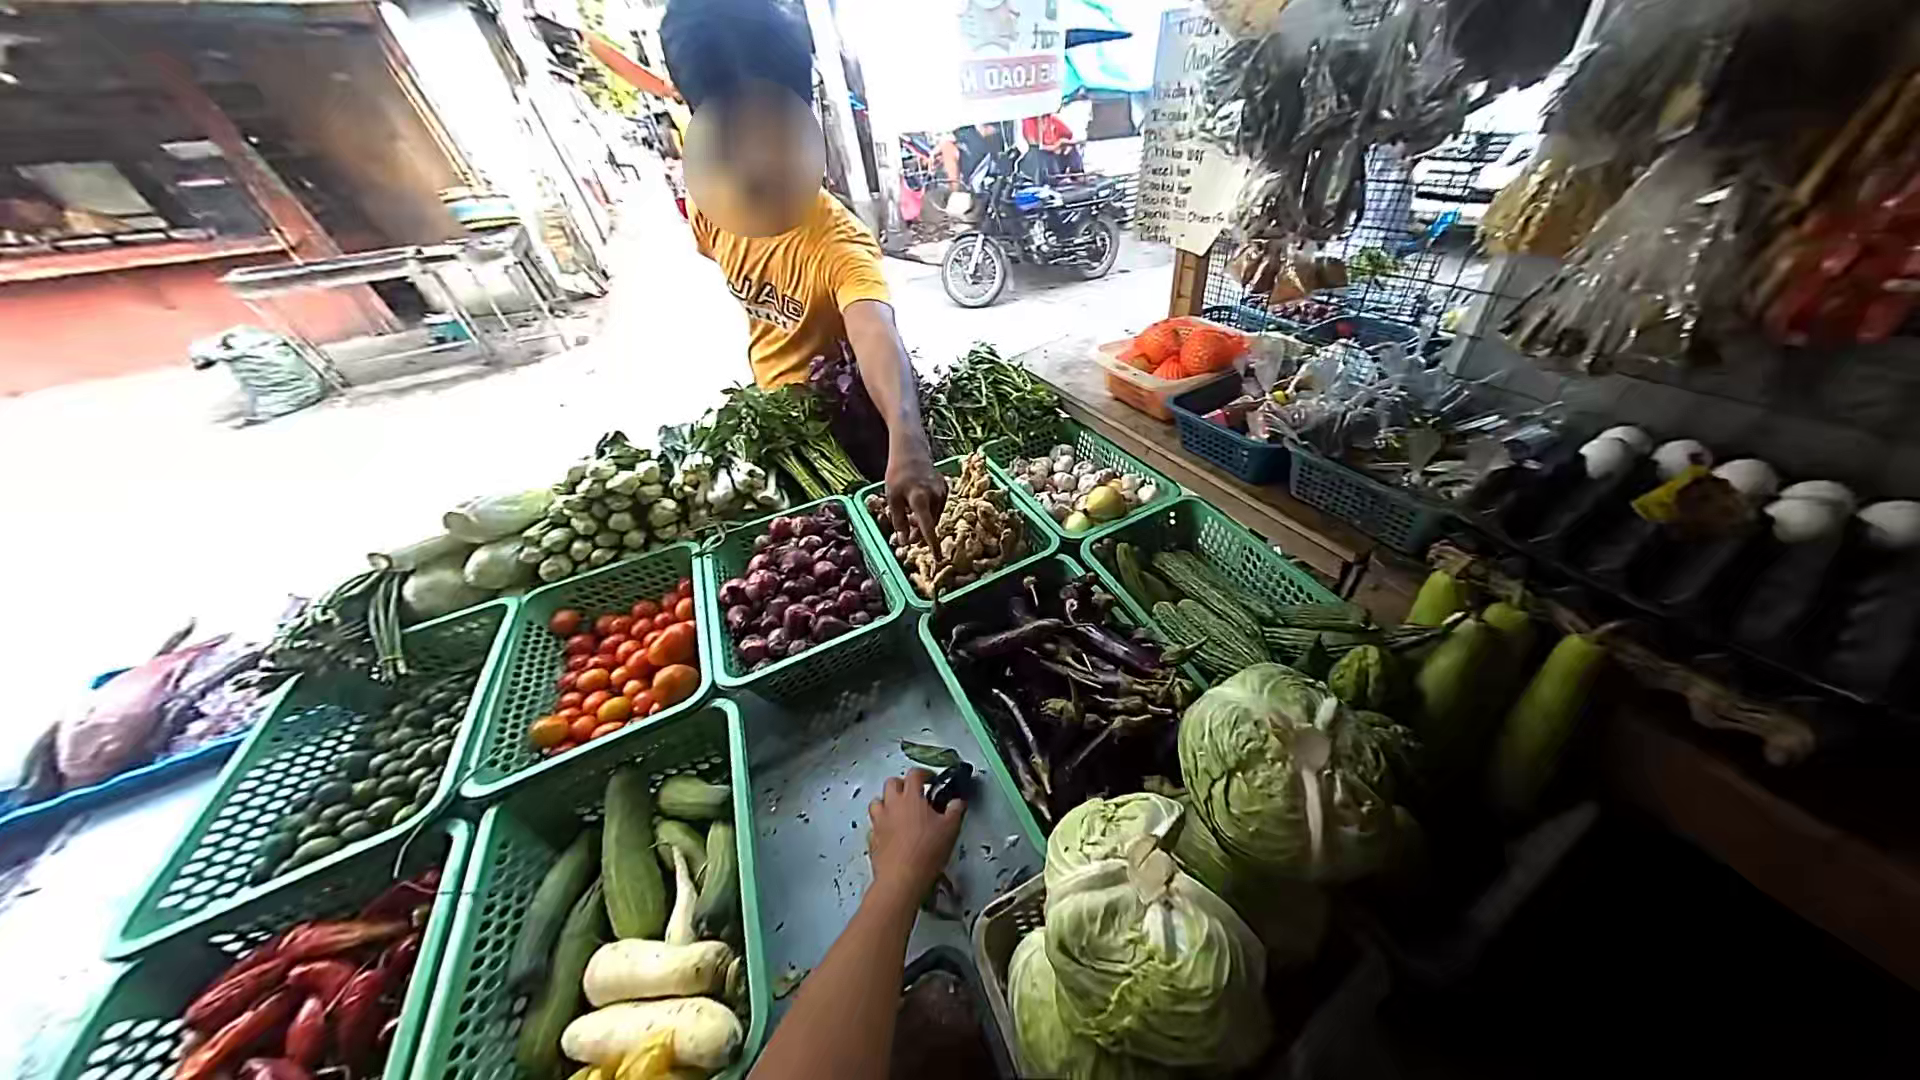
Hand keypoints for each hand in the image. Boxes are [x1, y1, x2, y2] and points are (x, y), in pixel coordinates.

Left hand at [867, 768, 964, 901]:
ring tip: (898, 811)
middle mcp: (892, 805)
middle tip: (914, 794)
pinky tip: (891, 833)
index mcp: (910, 797)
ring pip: (877, 802)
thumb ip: (955, 810)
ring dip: (887, 802)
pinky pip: (874, 825)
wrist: (902, 879)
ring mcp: (879, 821)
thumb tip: (957, 802)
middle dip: (902, 784)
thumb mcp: (950, 829)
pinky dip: (881, 825)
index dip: (924, 774)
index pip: (914, 774)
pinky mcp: (872, 839)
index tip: (931, 780)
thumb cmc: (927, 851)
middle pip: (891, 783)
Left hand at [885, 440, 945, 545]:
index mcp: (920, 499)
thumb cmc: (898, 475)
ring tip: (909, 513)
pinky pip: (938, 507)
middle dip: (920, 532)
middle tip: (908, 536)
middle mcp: (936, 496)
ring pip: (934, 516)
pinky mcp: (946, 488)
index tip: (937, 558)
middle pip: (930, 523)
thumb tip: (904, 542)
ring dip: (924, 520)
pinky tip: (919, 504)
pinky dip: (929, 511)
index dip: (932, 544)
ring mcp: (943, 492)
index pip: (928, 527)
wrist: (911, 451)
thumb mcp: (892, 499)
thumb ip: (899, 521)